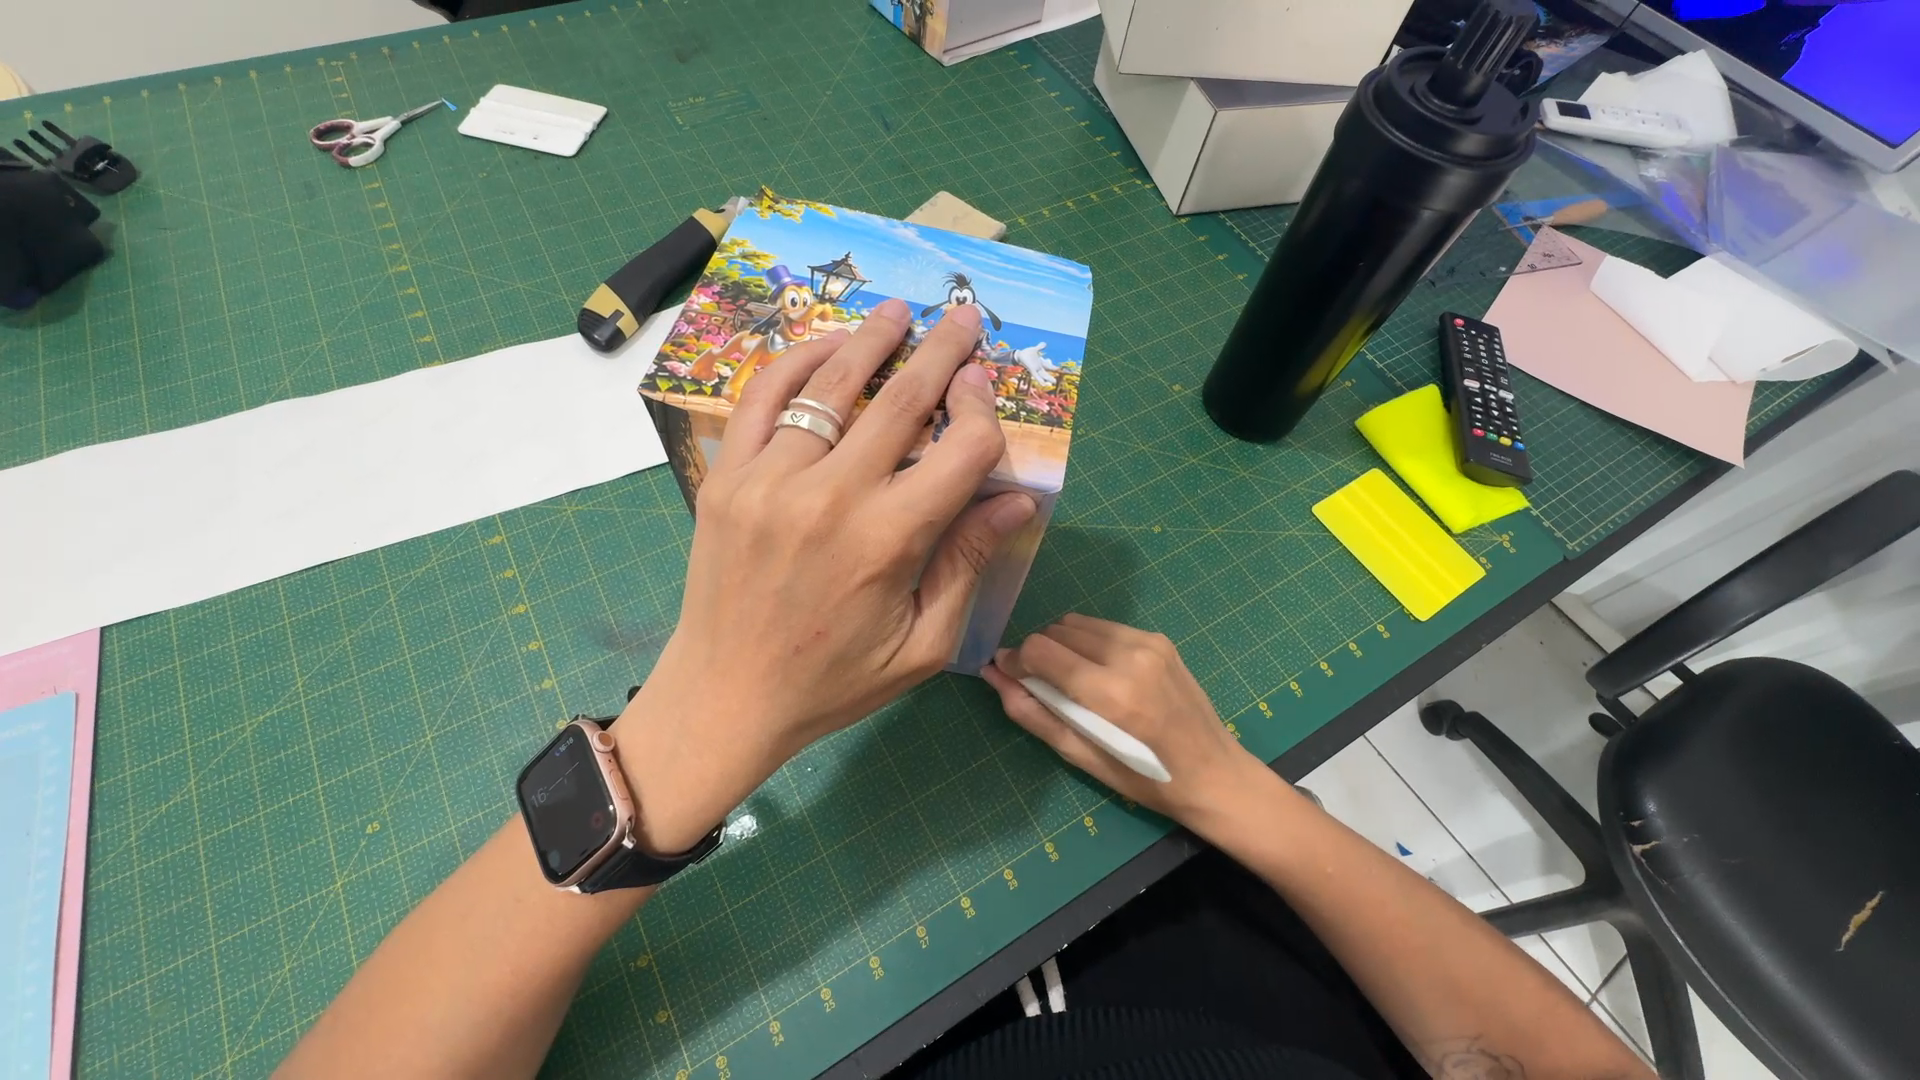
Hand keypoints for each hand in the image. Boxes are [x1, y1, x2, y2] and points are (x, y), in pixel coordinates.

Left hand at [618, 299, 1036, 850]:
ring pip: (832, 386)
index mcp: (888, 541)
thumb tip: (1017, 501)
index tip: (986, 389)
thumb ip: (967, 565)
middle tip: (962, 318)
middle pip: (902, 401)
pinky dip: (797, 363)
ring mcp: (770, 480)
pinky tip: (828, 348)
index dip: (983, 414)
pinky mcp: (728, 478)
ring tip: (899, 312)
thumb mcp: (921, 646)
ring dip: (872, 341)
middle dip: (942, 353)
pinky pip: (763, 399)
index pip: (959, 452)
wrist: (725, 697)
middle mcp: (831, 497)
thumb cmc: (834, 681)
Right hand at [983, 615, 1270, 828]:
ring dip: (1063, 645)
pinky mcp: (1159, 638)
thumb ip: (1033, 713)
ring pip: (1078, 623)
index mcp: (1110, 693)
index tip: (1012, 677)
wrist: (1214, 773)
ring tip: (1072, 680)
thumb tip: (994, 675)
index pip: (1040, 649)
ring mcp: (1148, 642)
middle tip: (1044, 686)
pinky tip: (1100, 673)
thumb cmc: (1145, 779)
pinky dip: (1089, 643)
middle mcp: (1129, 656)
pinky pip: (1104, 627)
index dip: (1016, 660)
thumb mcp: (1081, 757)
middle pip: (1056, 630)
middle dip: (1039, 654)